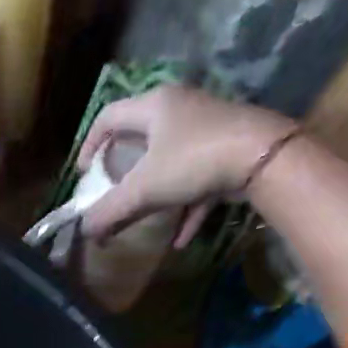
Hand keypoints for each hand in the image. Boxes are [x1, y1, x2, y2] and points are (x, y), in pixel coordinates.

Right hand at [77, 86, 297, 243]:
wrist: (262, 158)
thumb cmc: (193, 161)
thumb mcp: (145, 189)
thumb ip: (112, 211)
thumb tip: (86, 230)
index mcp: (153, 106)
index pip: (108, 116)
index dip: (90, 144)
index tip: (84, 174)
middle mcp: (179, 110)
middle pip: (140, 138)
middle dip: (124, 170)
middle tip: (113, 193)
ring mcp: (205, 130)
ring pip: (170, 161)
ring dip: (155, 193)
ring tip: (143, 217)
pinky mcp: (227, 152)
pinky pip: (198, 182)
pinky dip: (187, 209)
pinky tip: (180, 241)